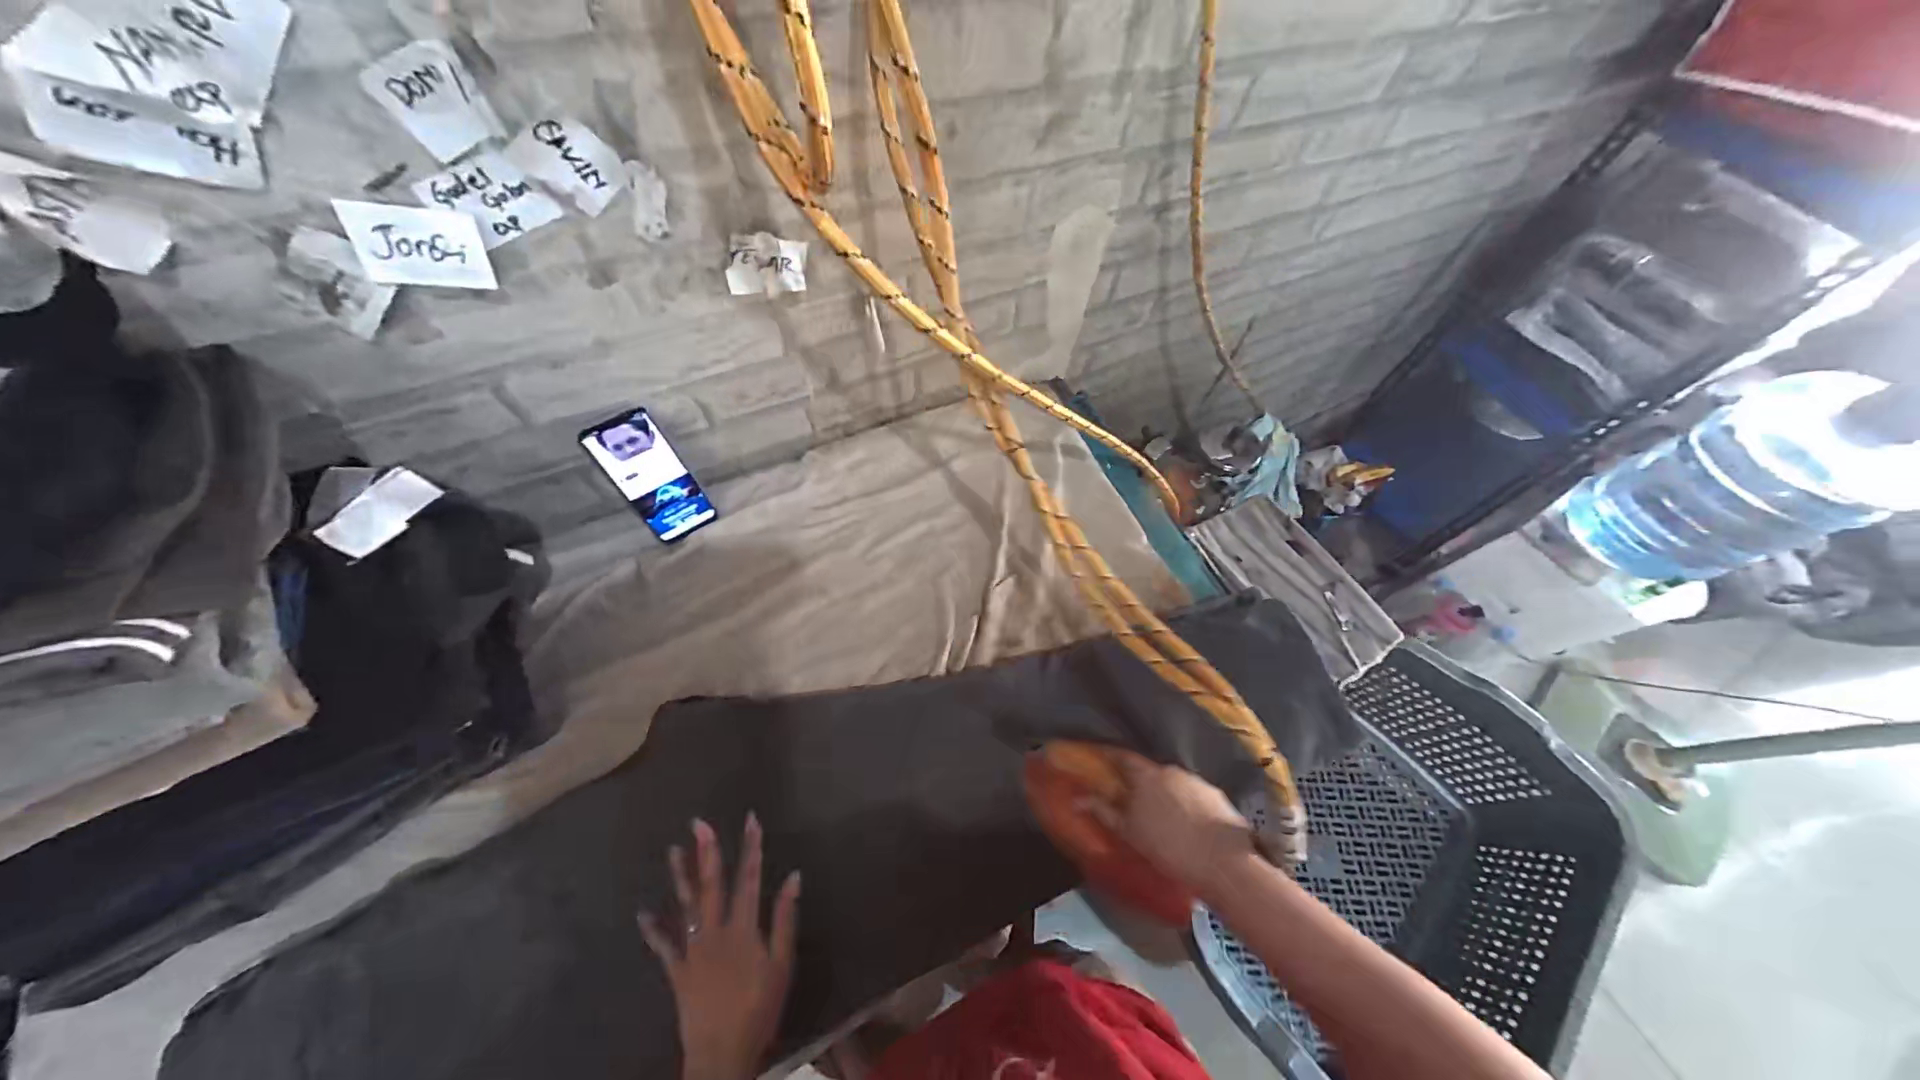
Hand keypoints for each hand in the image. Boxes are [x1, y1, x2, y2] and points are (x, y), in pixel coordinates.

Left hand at [639, 815, 801, 1079]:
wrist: (722, 1052)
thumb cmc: (760, 1008)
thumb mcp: (783, 964)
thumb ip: (785, 919)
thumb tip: (794, 877)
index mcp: (743, 927)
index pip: (749, 878)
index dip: (751, 847)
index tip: (751, 820)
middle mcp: (715, 931)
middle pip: (712, 884)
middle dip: (707, 851)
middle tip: (699, 823)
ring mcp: (693, 950)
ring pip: (686, 906)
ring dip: (680, 876)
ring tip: (673, 850)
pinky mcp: (677, 971)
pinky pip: (663, 946)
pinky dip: (653, 930)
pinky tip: (642, 914)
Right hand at [1086, 751, 1256, 901]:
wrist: (1224, 863)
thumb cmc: (1169, 848)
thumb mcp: (1129, 833)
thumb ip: (1104, 811)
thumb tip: (1078, 799)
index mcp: (1146, 775)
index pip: (1122, 756)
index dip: (1109, 757)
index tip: (1100, 760)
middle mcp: (1170, 770)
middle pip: (1148, 770)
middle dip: (1137, 780)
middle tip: (1129, 796)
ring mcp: (1196, 780)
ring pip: (1171, 782)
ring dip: (1163, 792)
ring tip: (1159, 814)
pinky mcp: (1216, 795)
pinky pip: (1192, 794)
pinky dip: (1184, 802)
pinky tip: (1186, 822)